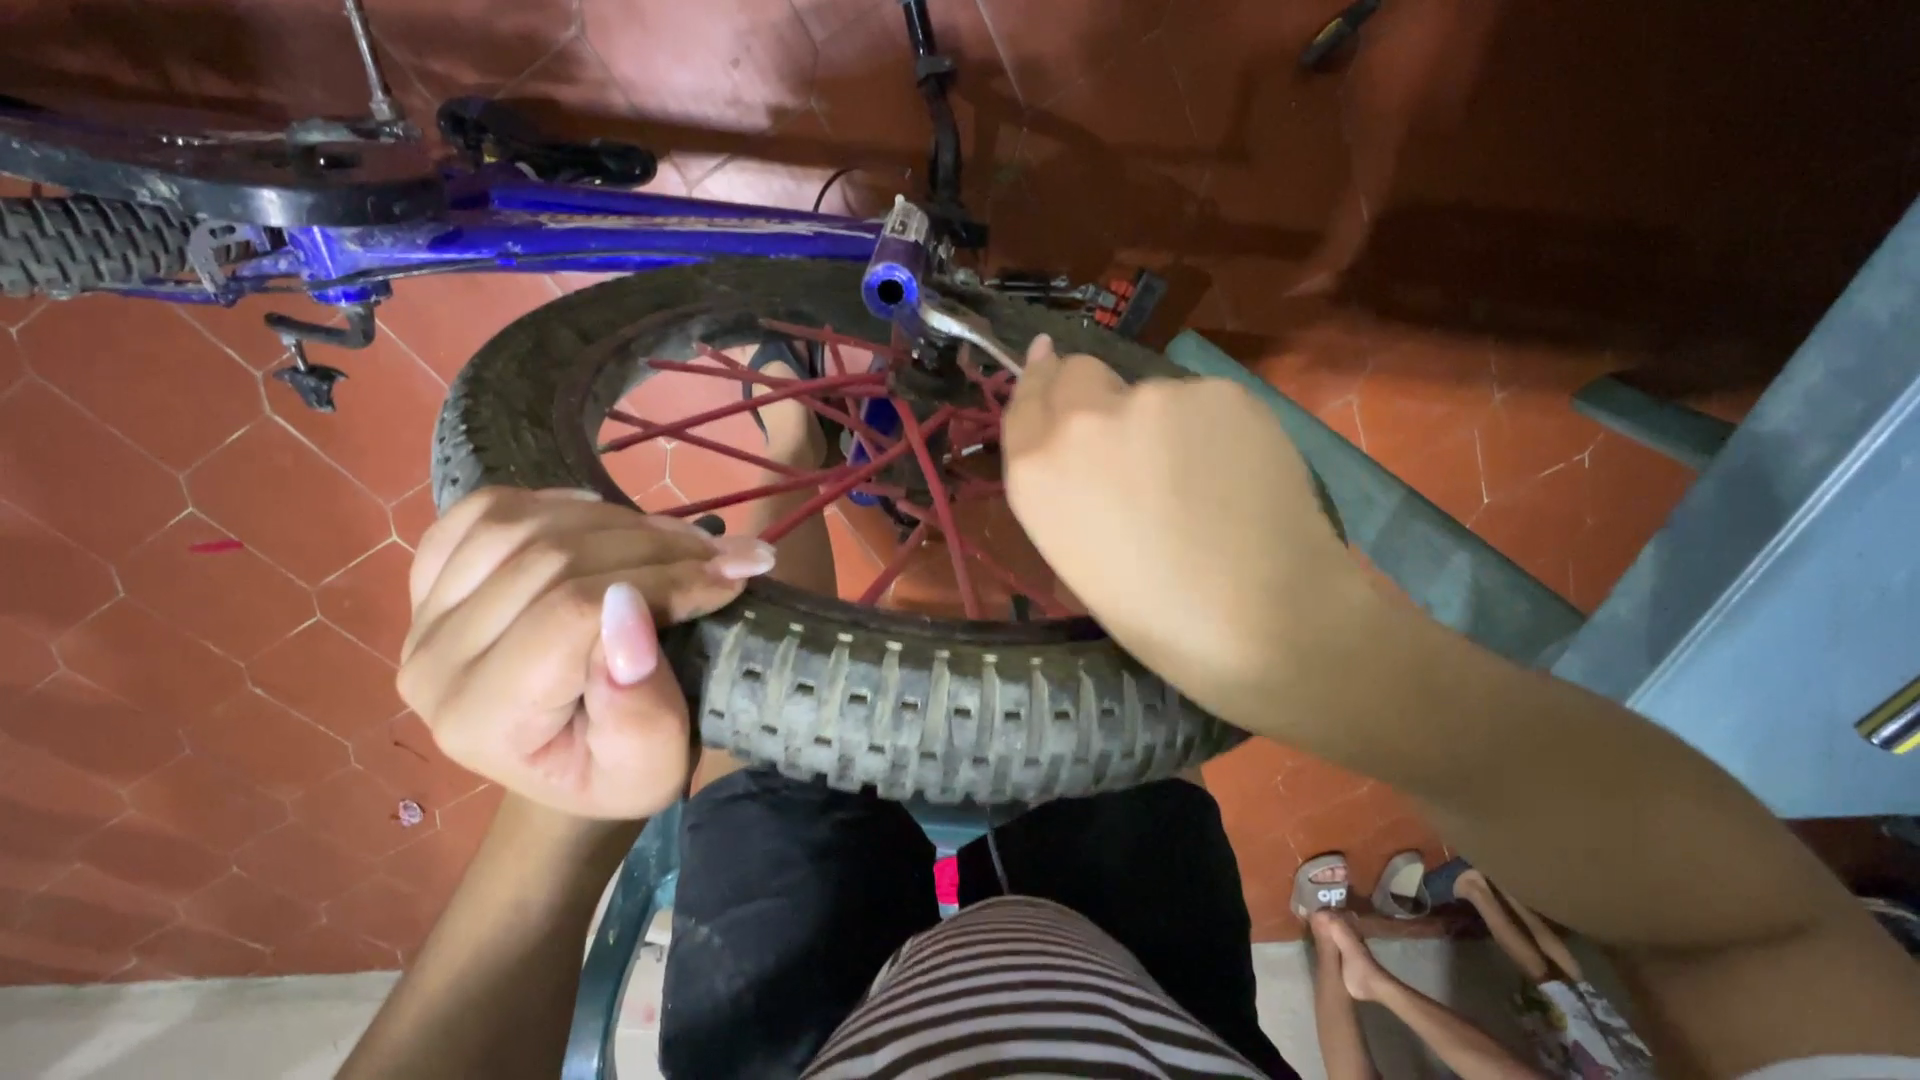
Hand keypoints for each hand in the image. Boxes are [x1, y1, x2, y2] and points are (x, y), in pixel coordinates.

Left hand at [399, 487, 775, 818]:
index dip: (661, 582)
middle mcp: (433, 661)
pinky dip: (549, 502)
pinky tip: (600, 519)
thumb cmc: (619, 774)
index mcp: (482, 717)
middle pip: (547, 559)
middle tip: (729, 553)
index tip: (735, 575)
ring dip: (616, 519)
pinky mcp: (430, 580)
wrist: (573, 764)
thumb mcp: (651, 765)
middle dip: (655, 546)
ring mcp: (422, 613)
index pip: (569, 614)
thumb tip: (628, 606)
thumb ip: (639, 705)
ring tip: (683, 540)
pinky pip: (483, 512)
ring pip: (519, 524)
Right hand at [1001, 336, 1377, 733]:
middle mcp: (1084, 421)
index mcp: (1038, 473)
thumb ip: (1068, 487)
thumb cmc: (1158, 620)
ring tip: (1203, 483)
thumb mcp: (1077, 557)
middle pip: (1080, 373)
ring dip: (1165, 423)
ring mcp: (1154, 398)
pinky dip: (1216, 429)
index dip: (1038, 380)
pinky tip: (1239, 476)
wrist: (1262, 623)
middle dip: (1097, 394)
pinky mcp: (1220, 392)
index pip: (1025, 400)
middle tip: (1134, 441)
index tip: (1046, 362)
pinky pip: (1207, 403)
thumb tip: (1081, 448)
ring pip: (1152, 394)